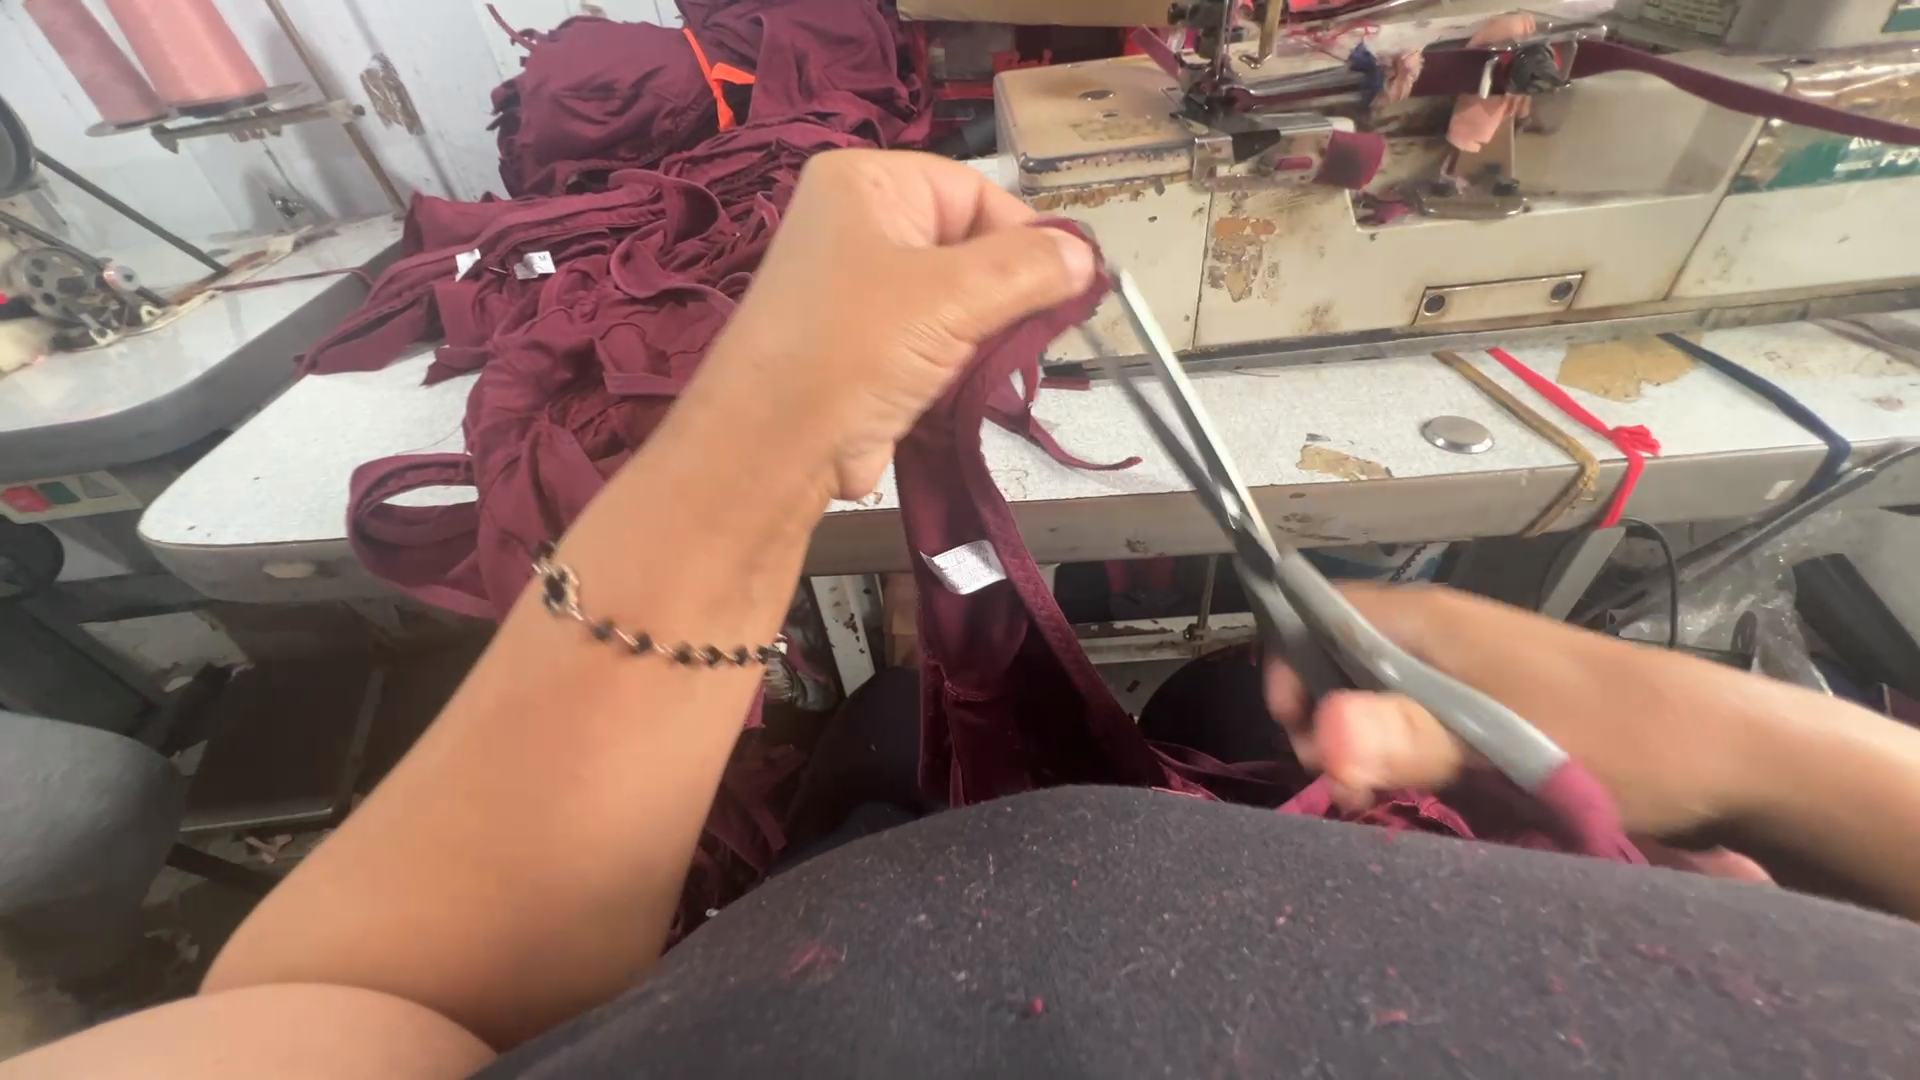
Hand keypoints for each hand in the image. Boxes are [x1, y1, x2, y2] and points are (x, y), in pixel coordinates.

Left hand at [682, 149, 1096, 500]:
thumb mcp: (952, 296)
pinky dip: (963, 359)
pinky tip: (979, 381)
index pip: (973, 192)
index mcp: (867, 185)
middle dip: (1008, 290)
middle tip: (1041, 329)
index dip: (1025, 234)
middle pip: (967, 245)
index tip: (1069, 281)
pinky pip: (935, 338)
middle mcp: (861, 229)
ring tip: (1008, 359)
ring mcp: (862, 292)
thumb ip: (1027, 269)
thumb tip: (1086, 256)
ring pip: (956, 299)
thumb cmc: (857, 347)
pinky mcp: (869, 348)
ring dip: (988, 331)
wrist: (780, 446)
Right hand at [1263, 584, 1820, 837]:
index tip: (1300, 733)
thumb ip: (1407, 737)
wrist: (1734, 754)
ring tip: (1378, 789)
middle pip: (1329, 656)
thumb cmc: (1613, 735)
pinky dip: (1394, 746)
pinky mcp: (1476, 696)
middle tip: (1344, 779)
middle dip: (1318, 715)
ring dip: (1356, 738)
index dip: (1285, 666)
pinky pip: (1404, 711)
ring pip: (1364, 688)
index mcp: (1418, 616)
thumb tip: (1319, 738)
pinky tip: (1417, 781)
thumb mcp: (1503, 742)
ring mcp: (1452, 661)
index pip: (1310, 616)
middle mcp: (1424, 628)